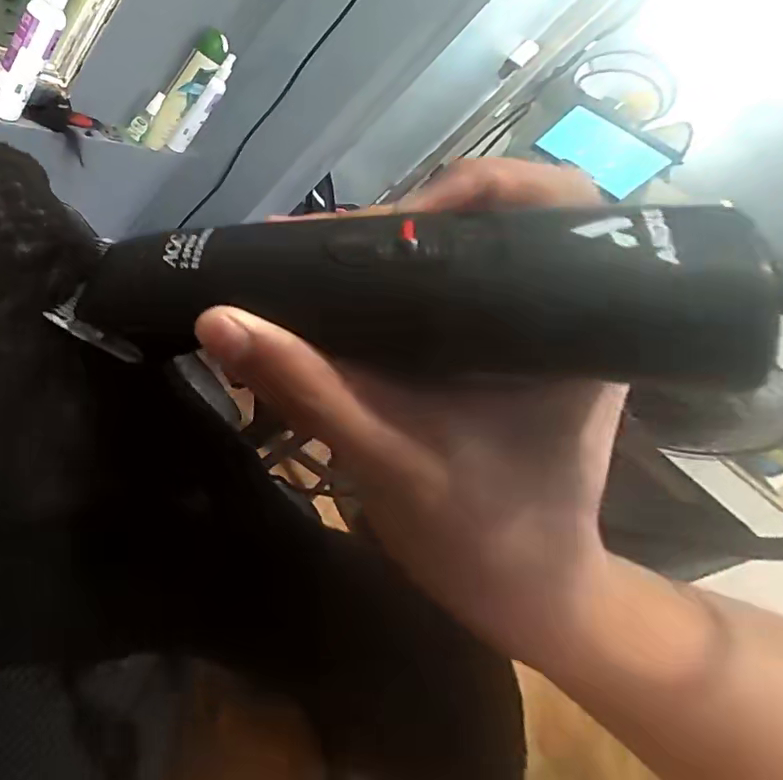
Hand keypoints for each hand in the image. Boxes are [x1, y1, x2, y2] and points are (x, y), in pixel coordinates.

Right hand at [195, 159, 627, 658]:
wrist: (521, 593)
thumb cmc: (480, 533)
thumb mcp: (387, 455)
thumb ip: (306, 385)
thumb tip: (218, 318)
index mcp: (564, 322)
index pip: (544, 201)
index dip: (464, 189)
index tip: (382, 229)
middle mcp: (553, 307)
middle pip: (485, 214)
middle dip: (401, 218)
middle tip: (323, 244)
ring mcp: (520, 324)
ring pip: (452, 245)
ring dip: (382, 246)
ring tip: (311, 257)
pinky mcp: (488, 342)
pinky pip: (436, 283)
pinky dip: (382, 279)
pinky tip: (331, 287)